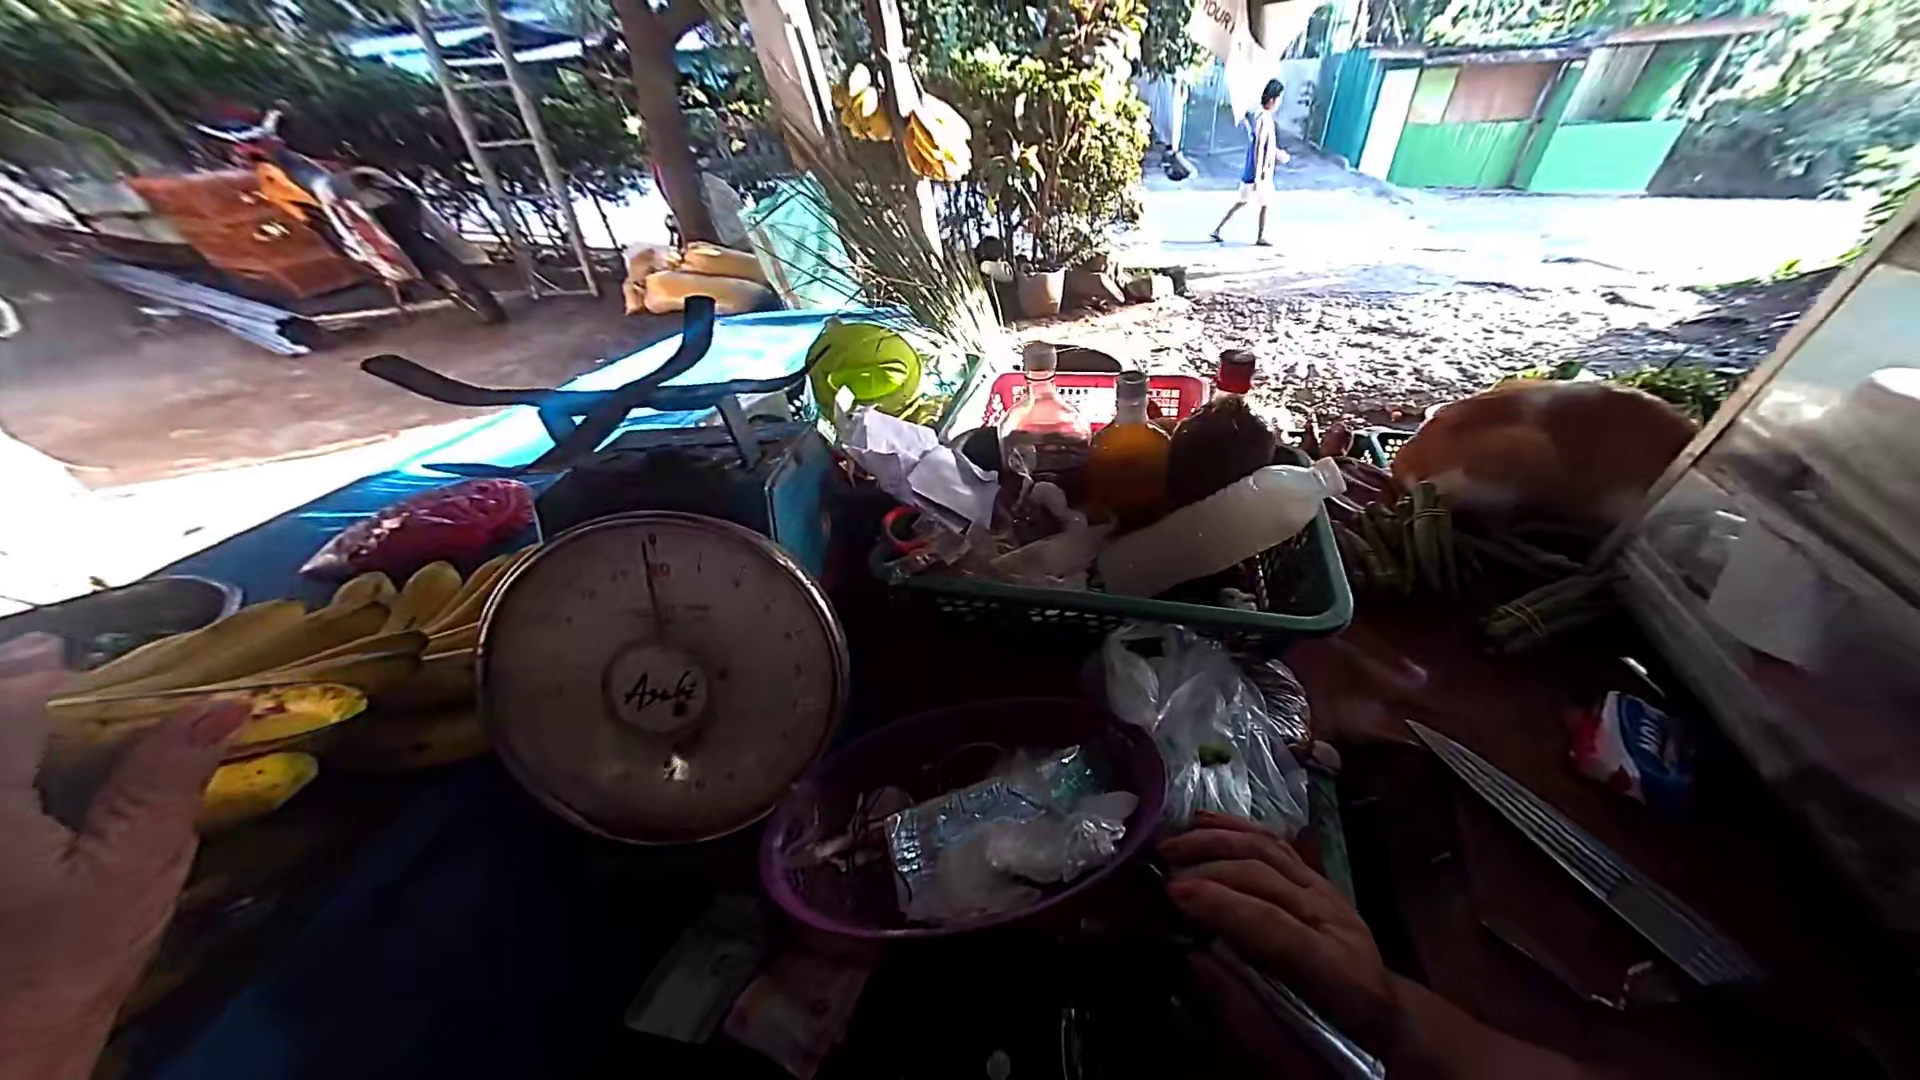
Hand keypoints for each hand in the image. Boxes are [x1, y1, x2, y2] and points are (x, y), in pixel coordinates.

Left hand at [0, 634, 244, 1079]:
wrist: (1, 1044)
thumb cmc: (71, 950)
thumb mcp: (136, 861)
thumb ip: (169, 776)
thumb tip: (225, 704)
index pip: (5, 714)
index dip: (42, 677)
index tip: (76, 656)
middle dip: (13, 694)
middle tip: (57, 665)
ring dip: (12, 727)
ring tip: (46, 703)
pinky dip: (17, 760)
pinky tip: (39, 763)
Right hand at [1164, 812, 1597, 1078]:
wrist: (1393, 1034)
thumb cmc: (1340, 1052)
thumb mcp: (1301, 1060)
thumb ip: (1251, 1020)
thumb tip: (1197, 959)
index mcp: (1342, 974)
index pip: (1276, 925)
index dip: (1222, 905)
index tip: (1173, 894)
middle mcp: (1336, 920)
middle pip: (1266, 877)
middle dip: (1208, 869)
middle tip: (1162, 875)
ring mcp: (1326, 891)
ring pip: (1266, 848)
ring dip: (1213, 840)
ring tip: (1170, 844)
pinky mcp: (1313, 877)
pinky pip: (1271, 840)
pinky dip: (1233, 825)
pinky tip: (1201, 820)